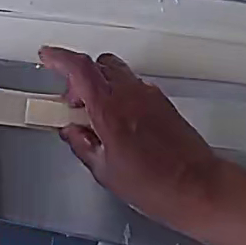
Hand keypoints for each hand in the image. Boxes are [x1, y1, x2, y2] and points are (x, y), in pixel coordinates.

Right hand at [40, 46, 236, 230]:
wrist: (198, 188)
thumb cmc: (156, 186)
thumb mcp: (105, 171)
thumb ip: (82, 144)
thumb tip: (71, 131)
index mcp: (110, 109)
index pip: (80, 68)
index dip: (59, 58)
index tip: (47, 56)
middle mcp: (131, 94)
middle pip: (98, 65)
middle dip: (79, 77)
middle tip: (72, 103)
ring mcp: (149, 95)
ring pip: (117, 72)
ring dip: (101, 84)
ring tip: (95, 114)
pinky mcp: (162, 101)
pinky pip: (133, 85)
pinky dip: (120, 93)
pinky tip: (118, 121)